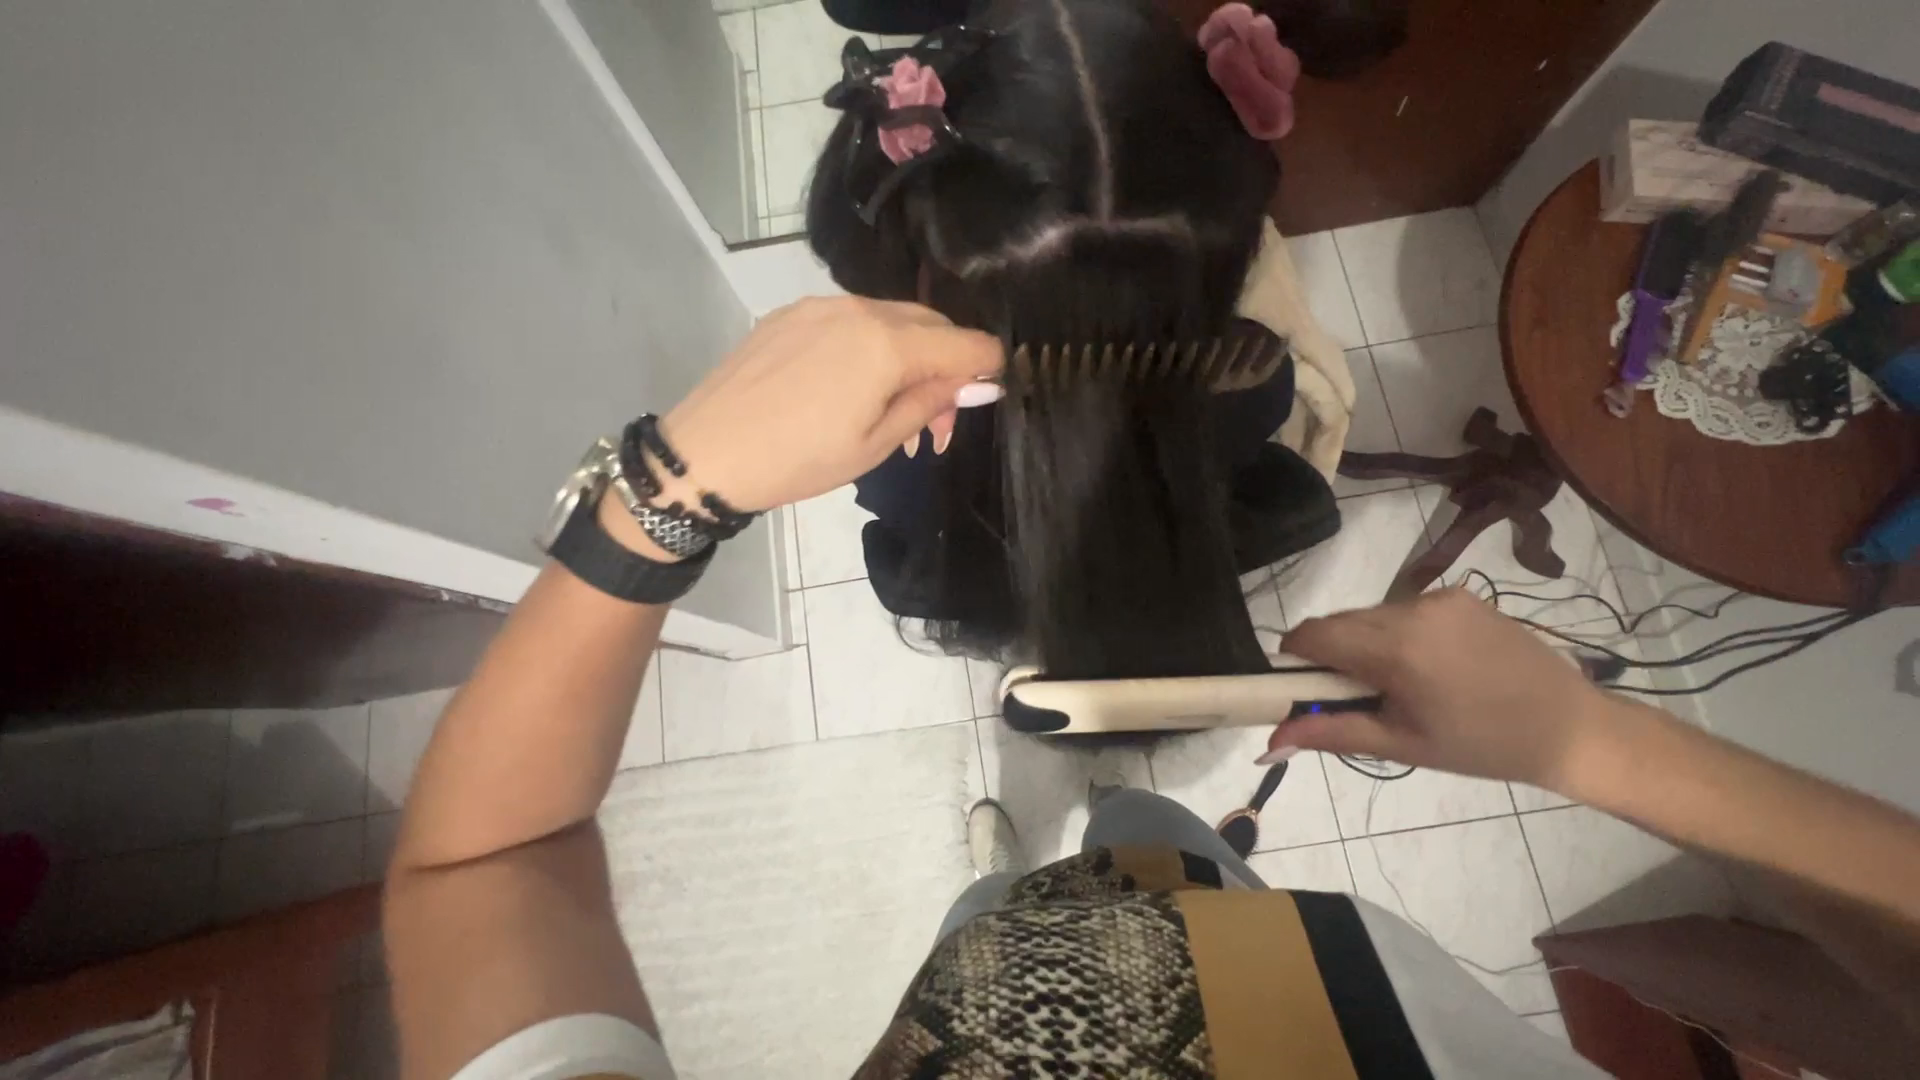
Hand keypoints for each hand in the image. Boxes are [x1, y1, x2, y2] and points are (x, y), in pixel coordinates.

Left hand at [658, 297, 1002, 511]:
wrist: (707, 452)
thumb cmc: (799, 461)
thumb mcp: (875, 445)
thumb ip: (929, 404)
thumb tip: (973, 383)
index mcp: (888, 345)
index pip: (968, 343)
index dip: (989, 369)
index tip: (986, 396)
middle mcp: (860, 309)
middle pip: (932, 324)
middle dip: (947, 365)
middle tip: (933, 420)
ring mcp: (821, 305)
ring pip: (891, 319)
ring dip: (908, 355)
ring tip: (887, 406)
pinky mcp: (791, 312)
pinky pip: (851, 320)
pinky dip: (869, 345)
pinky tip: (848, 385)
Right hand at [1269, 589, 1620, 791]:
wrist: (1573, 728)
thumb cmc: (1482, 746)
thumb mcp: (1402, 745)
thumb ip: (1330, 733)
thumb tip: (1269, 743)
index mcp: (1396, 650)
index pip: (1311, 634)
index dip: (1295, 657)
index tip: (1303, 686)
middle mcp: (1412, 610)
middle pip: (1338, 623)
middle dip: (1331, 654)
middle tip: (1355, 694)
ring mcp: (1438, 597)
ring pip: (1368, 615)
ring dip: (1364, 643)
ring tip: (1398, 681)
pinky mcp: (1459, 594)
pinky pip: (1402, 609)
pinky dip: (1396, 632)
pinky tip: (1428, 663)